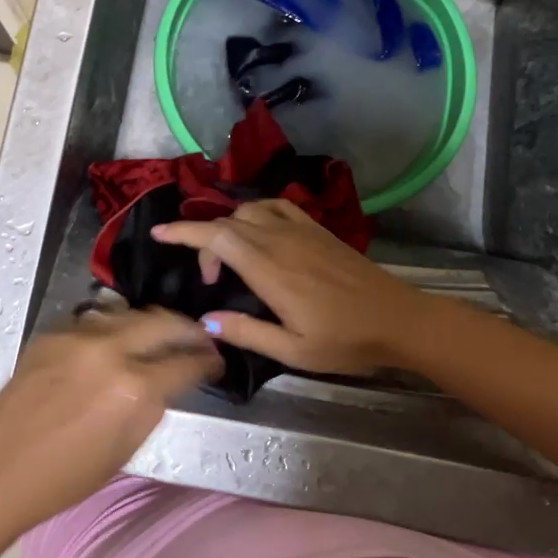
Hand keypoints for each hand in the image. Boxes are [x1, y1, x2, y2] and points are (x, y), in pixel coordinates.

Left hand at [0, 309, 220, 540]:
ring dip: (150, 323)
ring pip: (128, 313)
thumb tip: (166, 381)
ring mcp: (77, 337)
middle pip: (162, 321)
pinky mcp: (51, 334)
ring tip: (160, 336)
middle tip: (198, 338)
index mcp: (133, 389)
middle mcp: (108, 351)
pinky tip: (116, 342)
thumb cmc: (63, 480)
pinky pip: (95, 321)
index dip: (207, 360)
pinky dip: (113, 328)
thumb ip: (151, 406)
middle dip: (186, 329)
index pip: (185, 361)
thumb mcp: (124, 449)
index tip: (215, 360)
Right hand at [151, 199, 435, 375]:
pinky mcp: (317, 229)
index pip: (216, 237)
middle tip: (207, 277)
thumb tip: (205, 320)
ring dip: (228, 225)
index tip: (160, 234)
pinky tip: (257, 232)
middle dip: (203, 239)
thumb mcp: (293, 351)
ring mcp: (301, 230)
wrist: (397, 319)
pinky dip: (255, 213)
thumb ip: (247, 333)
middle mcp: (281, 241)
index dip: (183, 231)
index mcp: (270, 270)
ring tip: (228, 255)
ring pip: (249, 210)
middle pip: (228, 222)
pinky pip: (276, 207)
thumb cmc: (345, 341)